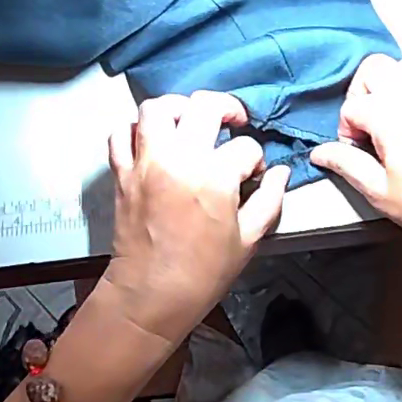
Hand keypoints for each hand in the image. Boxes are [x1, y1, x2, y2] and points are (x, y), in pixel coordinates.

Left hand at [101, 91, 289, 348]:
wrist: (150, 296)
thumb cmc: (203, 272)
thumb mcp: (249, 240)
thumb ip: (269, 200)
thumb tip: (280, 173)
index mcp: (215, 177)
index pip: (245, 147)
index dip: (255, 159)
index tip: (252, 175)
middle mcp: (179, 159)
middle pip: (204, 106)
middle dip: (226, 108)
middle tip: (233, 122)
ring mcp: (145, 162)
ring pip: (158, 108)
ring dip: (179, 108)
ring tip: (191, 122)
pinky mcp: (122, 172)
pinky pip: (121, 133)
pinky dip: (137, 129)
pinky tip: (154, 140)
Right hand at [310, 54, 401, 271]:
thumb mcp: (383, 193)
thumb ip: (348, 165)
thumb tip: (322, 153)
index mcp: (390, 113)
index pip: (351, 106)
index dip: (346, 131)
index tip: (356, 153)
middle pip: (374, 69)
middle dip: (362, 94)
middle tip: (368, 130)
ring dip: (389, 92)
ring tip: (395, 130)